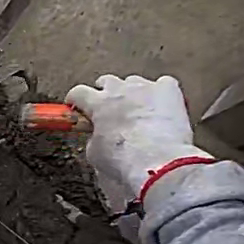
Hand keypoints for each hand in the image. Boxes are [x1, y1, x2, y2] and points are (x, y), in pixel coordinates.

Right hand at [64, 75, 213, 208]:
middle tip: (107, 108)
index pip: (78, 92)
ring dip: (132, 92)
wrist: (157, 162)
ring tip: (136, 110)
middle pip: (107, 81)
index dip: (75, 100)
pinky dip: (160, 93)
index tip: (77, 107)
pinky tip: (160, 106)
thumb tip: (98, 136)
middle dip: (104, 92)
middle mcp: (120, 90)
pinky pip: (163, 84)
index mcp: (98, 104)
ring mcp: (145, 88)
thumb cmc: (124, 161)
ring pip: (134, 81)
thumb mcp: (94, 154)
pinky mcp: (168, 90)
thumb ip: (93, 138)